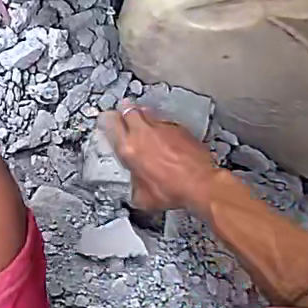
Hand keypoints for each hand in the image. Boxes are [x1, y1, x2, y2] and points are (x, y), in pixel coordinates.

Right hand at [103, 104, 225, 214]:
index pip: (111, 124)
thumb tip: (137, 188)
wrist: (201, 184)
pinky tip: (163, 132)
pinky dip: (161, 124)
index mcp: (128, 149)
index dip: (106, 120)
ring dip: (142, 114)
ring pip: (147, 113)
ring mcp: (162, 129)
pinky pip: (165, 121)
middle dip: (124, 110)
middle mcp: (144, 134)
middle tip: (122, 111)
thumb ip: (135, 185)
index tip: (105, 119)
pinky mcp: (179, 129)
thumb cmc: (174, 190)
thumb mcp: (143, 196)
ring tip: (141, 117)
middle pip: (129, 111)